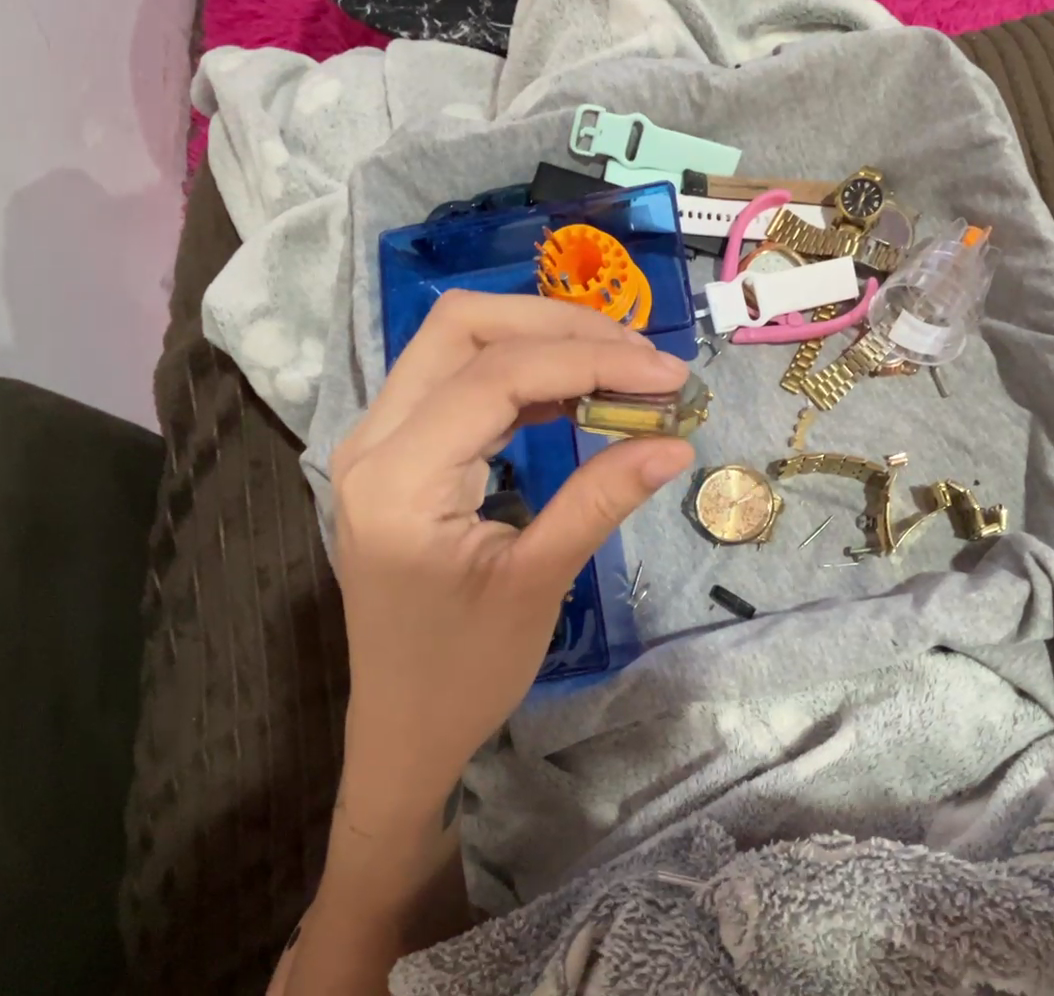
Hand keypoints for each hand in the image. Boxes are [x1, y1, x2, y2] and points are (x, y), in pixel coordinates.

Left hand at [326, 291, 694, 824]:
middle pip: (463, 327)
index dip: (589, 359)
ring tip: (623, 370)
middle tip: (641, 357)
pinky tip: (578, 397)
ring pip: (458, 346)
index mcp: (399, 477)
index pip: (497, 374)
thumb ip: (602, 499)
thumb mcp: (538, 584)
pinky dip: (524, 377)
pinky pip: (459, 385)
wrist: (404, 727)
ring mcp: (379, 444)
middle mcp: (374, 441)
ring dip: (544, 343)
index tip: (667, 375)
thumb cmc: (464, 671)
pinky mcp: (400, 457)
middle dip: (560, 326)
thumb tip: (678, 442)